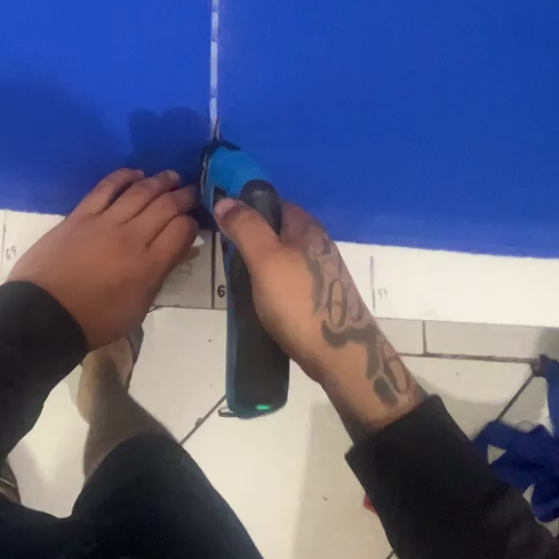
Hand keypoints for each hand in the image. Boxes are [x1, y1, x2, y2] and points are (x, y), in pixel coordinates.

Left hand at [9, 169, 199, 348]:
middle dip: (183, 197)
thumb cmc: (94, 320)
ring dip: (159, 181)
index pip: (181, 231)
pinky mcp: (81, 214)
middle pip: (165, 207)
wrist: (44, 314)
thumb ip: (160, 274)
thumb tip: (180, 249)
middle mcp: (131, 238)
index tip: (193, 220)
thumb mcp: (137, 308)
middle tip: (191, 191)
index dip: (192, 222)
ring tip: (171, 176)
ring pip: (139, 192)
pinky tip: (135, 173)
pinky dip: (123, 177)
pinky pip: (106, 188)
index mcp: (148, 265)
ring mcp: (104, 222)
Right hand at [213, 198, 422, 431]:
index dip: (244, 205)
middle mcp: (315, 244)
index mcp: (306, 227)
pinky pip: (283, 280)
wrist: (340, 357)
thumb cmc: (299, 302)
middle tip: (222, 252)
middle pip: (273, 230)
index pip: (271, 202)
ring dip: (255, 263)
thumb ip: (246, 227)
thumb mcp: (265, 259)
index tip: (218, 218)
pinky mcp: (315, 297)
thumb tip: (225, 201)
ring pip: (277, 257)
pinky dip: (266, 283)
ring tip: (233, 278)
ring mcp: (317, 272)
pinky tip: (253, 297)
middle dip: (247, 237)